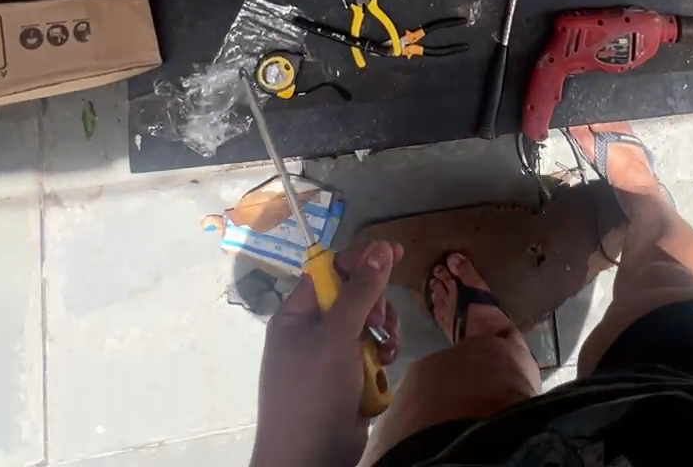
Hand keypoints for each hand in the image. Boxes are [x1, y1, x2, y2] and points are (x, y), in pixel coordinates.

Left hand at [251, 241, 402, 466]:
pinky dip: (383, 353)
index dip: (361, 259)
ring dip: (383, 329)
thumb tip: (382, 246)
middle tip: (378, 322)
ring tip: (386, 347)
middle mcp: (312, 329)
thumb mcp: (337, 336)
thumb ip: (361, 290)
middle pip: (354, 293)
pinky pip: (372, 349)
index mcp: (297, 314)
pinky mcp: (348, 376)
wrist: (309, 463)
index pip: (331, 270)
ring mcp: (330, 355)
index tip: (395, 253)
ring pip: (368, 321)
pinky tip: (387, 363)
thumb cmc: (314, 393)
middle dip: (375, 303)